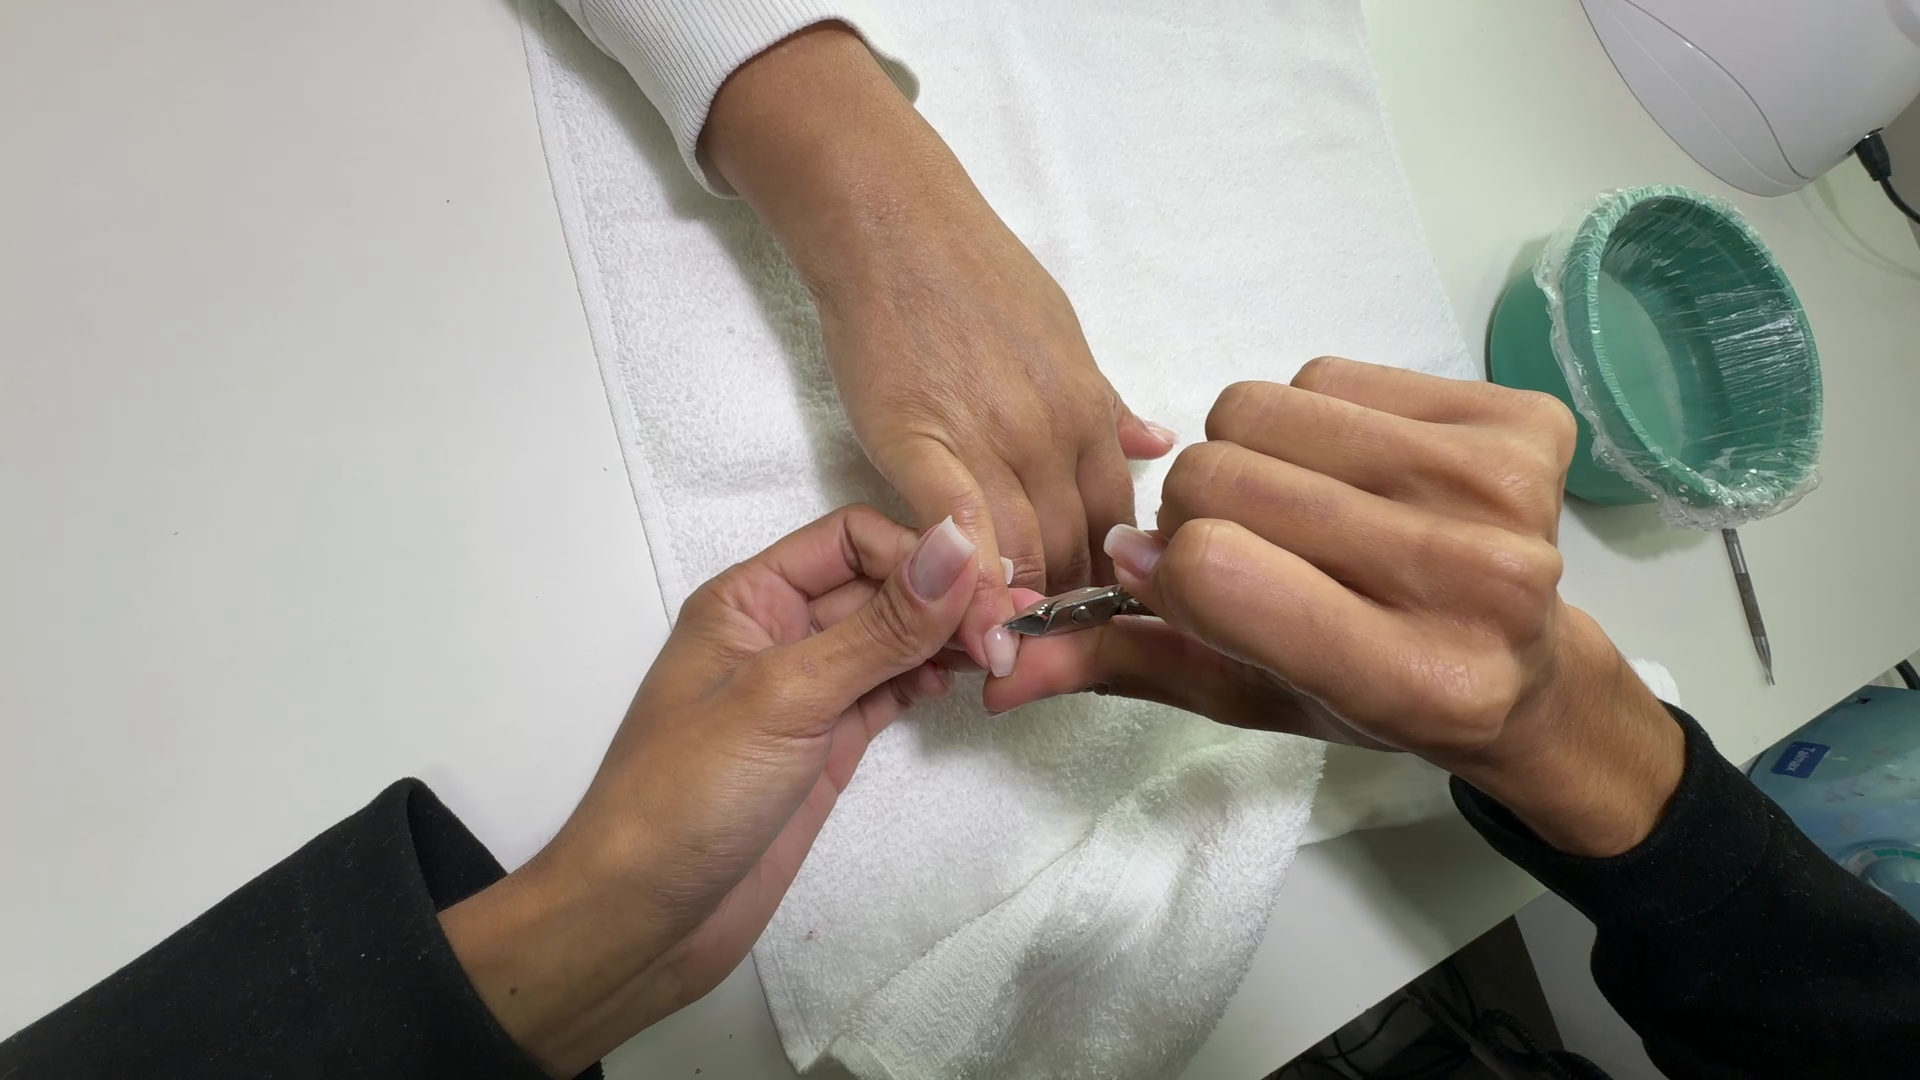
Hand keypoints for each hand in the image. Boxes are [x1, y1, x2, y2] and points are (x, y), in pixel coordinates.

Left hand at [439, 508, 977, 1075]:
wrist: (646, 924)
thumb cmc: (691, 793)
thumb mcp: (788, 696)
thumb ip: (881, 624)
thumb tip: (957, 544)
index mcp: (753, 596)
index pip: (854, 540)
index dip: (920, 554)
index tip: (983, 591)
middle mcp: (783, 628)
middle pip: (881, 586)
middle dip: (945, 599)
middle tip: (1010, 629)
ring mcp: (810, 686)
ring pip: (893, 636)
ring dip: (945, 637)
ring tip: (1000, 653)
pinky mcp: (830, 735)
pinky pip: (890, 684)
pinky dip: (926, 676)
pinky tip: (956, 681)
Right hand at [701, 25, 1175, 677]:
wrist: (889, 224)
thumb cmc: (973, 276)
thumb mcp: (1062, 335)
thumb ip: (1106, 403)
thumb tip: (1160, 444)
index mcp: (1089, 409)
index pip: (1115, 521)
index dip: (1108, 578)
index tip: (1092, 615)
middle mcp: (1053, 432)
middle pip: (1075, 547)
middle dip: (1069, 606)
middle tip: (1054, 655)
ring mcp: (992, 437)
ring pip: (1026, 550)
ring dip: (1026, 609)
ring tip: (1017, 658)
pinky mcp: (920, 441)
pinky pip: (960, 529)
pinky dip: (974, 586)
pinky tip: (976, 632)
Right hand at [987, 358, 1684, 857]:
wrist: (1522, 669)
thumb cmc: (1364, 699)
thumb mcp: (1235, 697)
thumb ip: (1120, 667)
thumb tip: (998, 674)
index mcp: (1407, 676)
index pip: (1212, 567)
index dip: (1163, 566)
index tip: (1176, 578)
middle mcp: (1476, 578)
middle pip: (1223, 475)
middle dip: (1197, 509)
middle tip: (1242, 547)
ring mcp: (1508, 486)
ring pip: (1262, 409)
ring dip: (1245, 458)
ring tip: (1292, 508)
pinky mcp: (1525, 417)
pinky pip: (1325, 372)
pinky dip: (1306, 420)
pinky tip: (1348, 474)